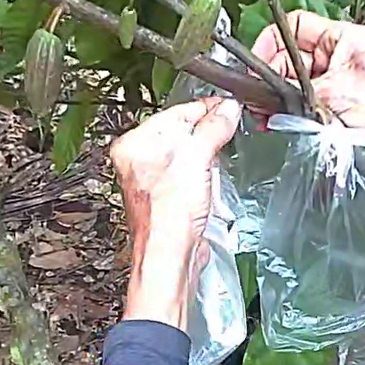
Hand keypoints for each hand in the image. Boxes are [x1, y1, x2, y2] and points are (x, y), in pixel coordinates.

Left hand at [109, 97, 243, 330]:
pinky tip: (211, 181)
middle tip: (230, 128)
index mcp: (133, 145)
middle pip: (182, 133)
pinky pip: (192, 176)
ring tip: (220, 157)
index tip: (229, 107)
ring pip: (188, 155)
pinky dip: (205, 175)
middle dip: (207, 132)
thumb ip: (212, 128)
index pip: (175, 113)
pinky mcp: (171, 200)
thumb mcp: (196, 158)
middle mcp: (139, 162)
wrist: (171, 258)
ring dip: (208, 155)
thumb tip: (227, 109)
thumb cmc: (168, 217)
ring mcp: (155, 182)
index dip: (204, 109)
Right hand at [252, 11, 364, 200]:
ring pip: (300, 86)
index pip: (294, 25)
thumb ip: (294, 91)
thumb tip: (265, 96)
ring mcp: (343, 83)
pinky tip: (286, 125)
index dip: (270, 43)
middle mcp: (342, 57)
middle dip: (273, 79)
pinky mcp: (344, 108)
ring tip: (268, 117)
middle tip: (259, 101)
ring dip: (282, 101)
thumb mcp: (332, 92)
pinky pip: (312, 106)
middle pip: (293, 58)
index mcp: (343, 38)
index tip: (255, 67)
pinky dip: (297, 115)